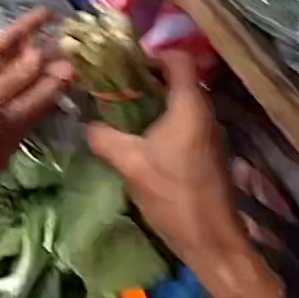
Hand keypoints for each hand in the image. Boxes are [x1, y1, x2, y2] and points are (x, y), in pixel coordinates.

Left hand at [0, 8, 74, 220]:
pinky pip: (37, 107)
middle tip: (78, 40)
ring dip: (54, 75)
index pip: (9, 38)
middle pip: (26, 60)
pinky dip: (52, 98)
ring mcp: (6, 104)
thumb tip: (48, 52)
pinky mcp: (16, 127)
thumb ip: (21, 77)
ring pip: (35, 84)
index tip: (51, 12)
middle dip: (49, 50)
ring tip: (81, 64)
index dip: (29, 25)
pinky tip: (71, 88)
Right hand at [86, 51, 250, 274]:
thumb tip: (85, 122)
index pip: (178, 59)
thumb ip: (103, 137)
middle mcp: (204, 113)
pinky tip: (139, 135)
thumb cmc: (174, 196)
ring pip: (180, 100)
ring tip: (121, 107)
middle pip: (178, 77)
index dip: (151, 54)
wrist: (213, 244)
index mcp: (189, 106)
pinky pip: (184, 120)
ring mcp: (209, 133)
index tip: (124, 63)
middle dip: (145, 76)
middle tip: (114, 83)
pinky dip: (162, 118)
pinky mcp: (207, 151)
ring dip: (153, 99)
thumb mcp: (129, 163)